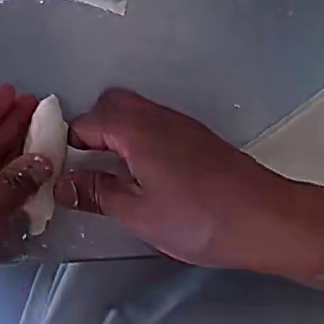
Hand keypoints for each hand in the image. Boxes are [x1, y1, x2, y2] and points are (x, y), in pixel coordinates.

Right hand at [56, 88, 315, 270]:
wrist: (266, 217)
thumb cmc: (198, 218)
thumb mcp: (138, 213)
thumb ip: (97, 193)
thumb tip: (63, 182)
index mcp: (133, 129)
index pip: (85, 123)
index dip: (66, 145)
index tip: (58, 170)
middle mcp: (154, 115)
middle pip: (109, 104)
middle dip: (91, 129)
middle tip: (85, 167)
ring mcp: (177, 121)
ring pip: (133, 110)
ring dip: (115, 131)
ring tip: (112, 172)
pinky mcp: (194, 134)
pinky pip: (153, 120)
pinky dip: (137, 136)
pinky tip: (144, 171)